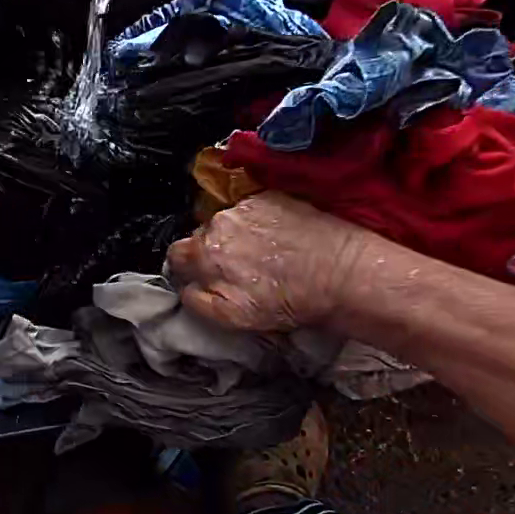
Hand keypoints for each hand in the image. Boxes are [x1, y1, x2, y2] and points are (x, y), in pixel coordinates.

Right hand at [166, 192, 374, 332]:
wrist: (338, 273)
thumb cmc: (287, 301)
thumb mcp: (232, 317)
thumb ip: (198, 302)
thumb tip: (186, 289)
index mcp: (203, 255)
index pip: (176, 255)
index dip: (188, 266)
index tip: (205, 274)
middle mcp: (218, 224)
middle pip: (203, 234)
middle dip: (215, 248)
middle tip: (241, 266)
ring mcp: (246, 206)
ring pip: (229, 220)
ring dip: (239, 233)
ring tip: (265, 251)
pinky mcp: (272, 195)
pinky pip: (253, 207)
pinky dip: (261, 220)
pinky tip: (280, 236)